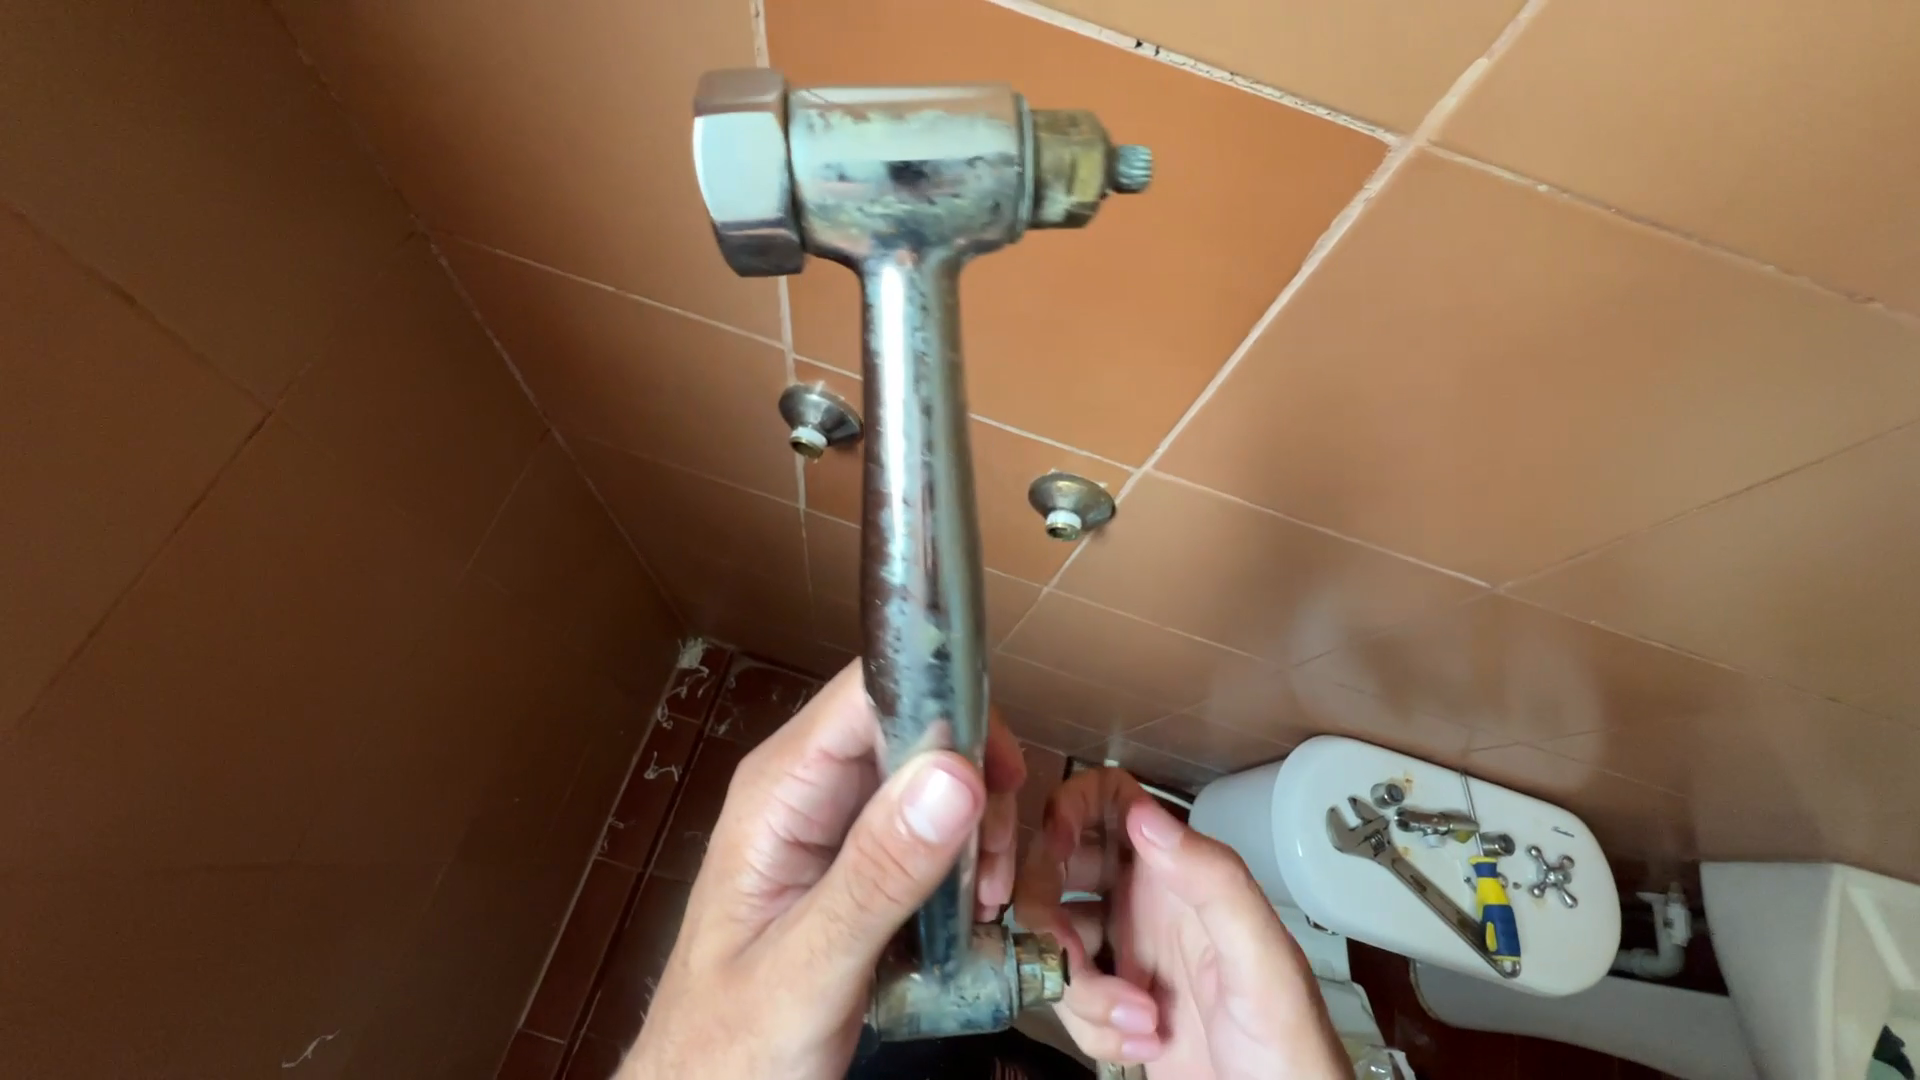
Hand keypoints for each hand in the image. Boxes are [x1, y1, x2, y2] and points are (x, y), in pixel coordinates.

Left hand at [624, 662, 1025, 1078]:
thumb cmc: (731, 1044)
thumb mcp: (808, 966)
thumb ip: (877, 873)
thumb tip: (954, 773)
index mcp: (782, 784)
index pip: (873, 693)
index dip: (945, 705)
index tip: (1001, 775)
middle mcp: (810, 782)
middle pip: (914, 725)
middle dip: (973, 778)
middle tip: (996, 863)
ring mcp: (835, 816)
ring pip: (931, 771)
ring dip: (977, 822)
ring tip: (989, 897)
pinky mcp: (858, 851)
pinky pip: (929, 819)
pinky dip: (967, 852)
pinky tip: (976, 906)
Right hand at [1014, 768, 1347, 1079]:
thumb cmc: (1286, 1051)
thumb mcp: (1261, 962)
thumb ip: (1213, 881)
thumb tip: (1139, 812)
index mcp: (1177, 871)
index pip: (1110, 799)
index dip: (1070, 806)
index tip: (1055, 851)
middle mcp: (1142, 898)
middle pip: (1060, 865)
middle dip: (1046, 911)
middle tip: (1069, 958)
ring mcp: (1123, 950)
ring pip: (1055, 934)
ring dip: (1078, 986)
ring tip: (1137, 1028)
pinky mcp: (1110, 1003)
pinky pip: (1066, 991)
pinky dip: (1088, 1026)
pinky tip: (1138, 1049)